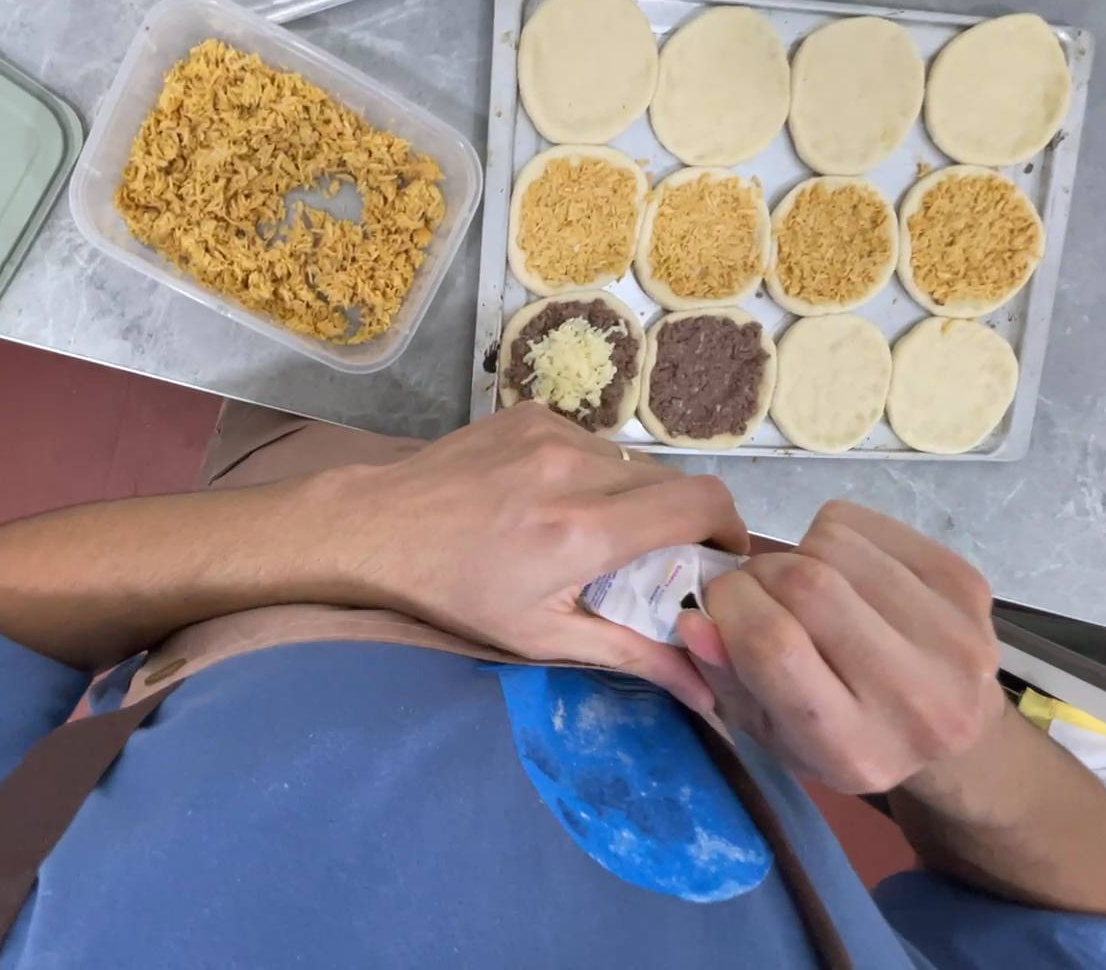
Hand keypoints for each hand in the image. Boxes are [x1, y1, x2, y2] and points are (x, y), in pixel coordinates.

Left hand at [318, 402, 747, 712]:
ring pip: (630, 460)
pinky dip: (589, 470)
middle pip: (672, 481)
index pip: (702, 502)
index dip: (727, 530)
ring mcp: (550, 431)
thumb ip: (631, 653)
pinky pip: (589, 440)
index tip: (715, 560)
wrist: (378, 526)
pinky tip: (550, 495)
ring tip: (590, 528)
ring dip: (630, 494)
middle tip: (650, 556)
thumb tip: (708, 692)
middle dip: (678, 520)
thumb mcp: (541, 635)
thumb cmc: (456, 591)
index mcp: (585, 529)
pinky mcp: (528, 414)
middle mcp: (576, 467)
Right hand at [675, 500, 1002, 794]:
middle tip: (756, 589)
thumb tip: (691, 618)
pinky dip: (831, 532)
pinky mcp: (971, 588)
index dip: (729, 605)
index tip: (718, 601)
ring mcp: (955, 640)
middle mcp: (916, 701)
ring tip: (802, 583)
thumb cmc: (834, 730)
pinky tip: (841, 568)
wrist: (950, 730)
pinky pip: (865, 525)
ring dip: (796, 553)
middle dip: (758, 573)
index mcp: (853, 748)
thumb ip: (722, 674)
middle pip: (806, 586)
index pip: (772, 644)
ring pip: (833, 547)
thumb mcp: (763, 725)